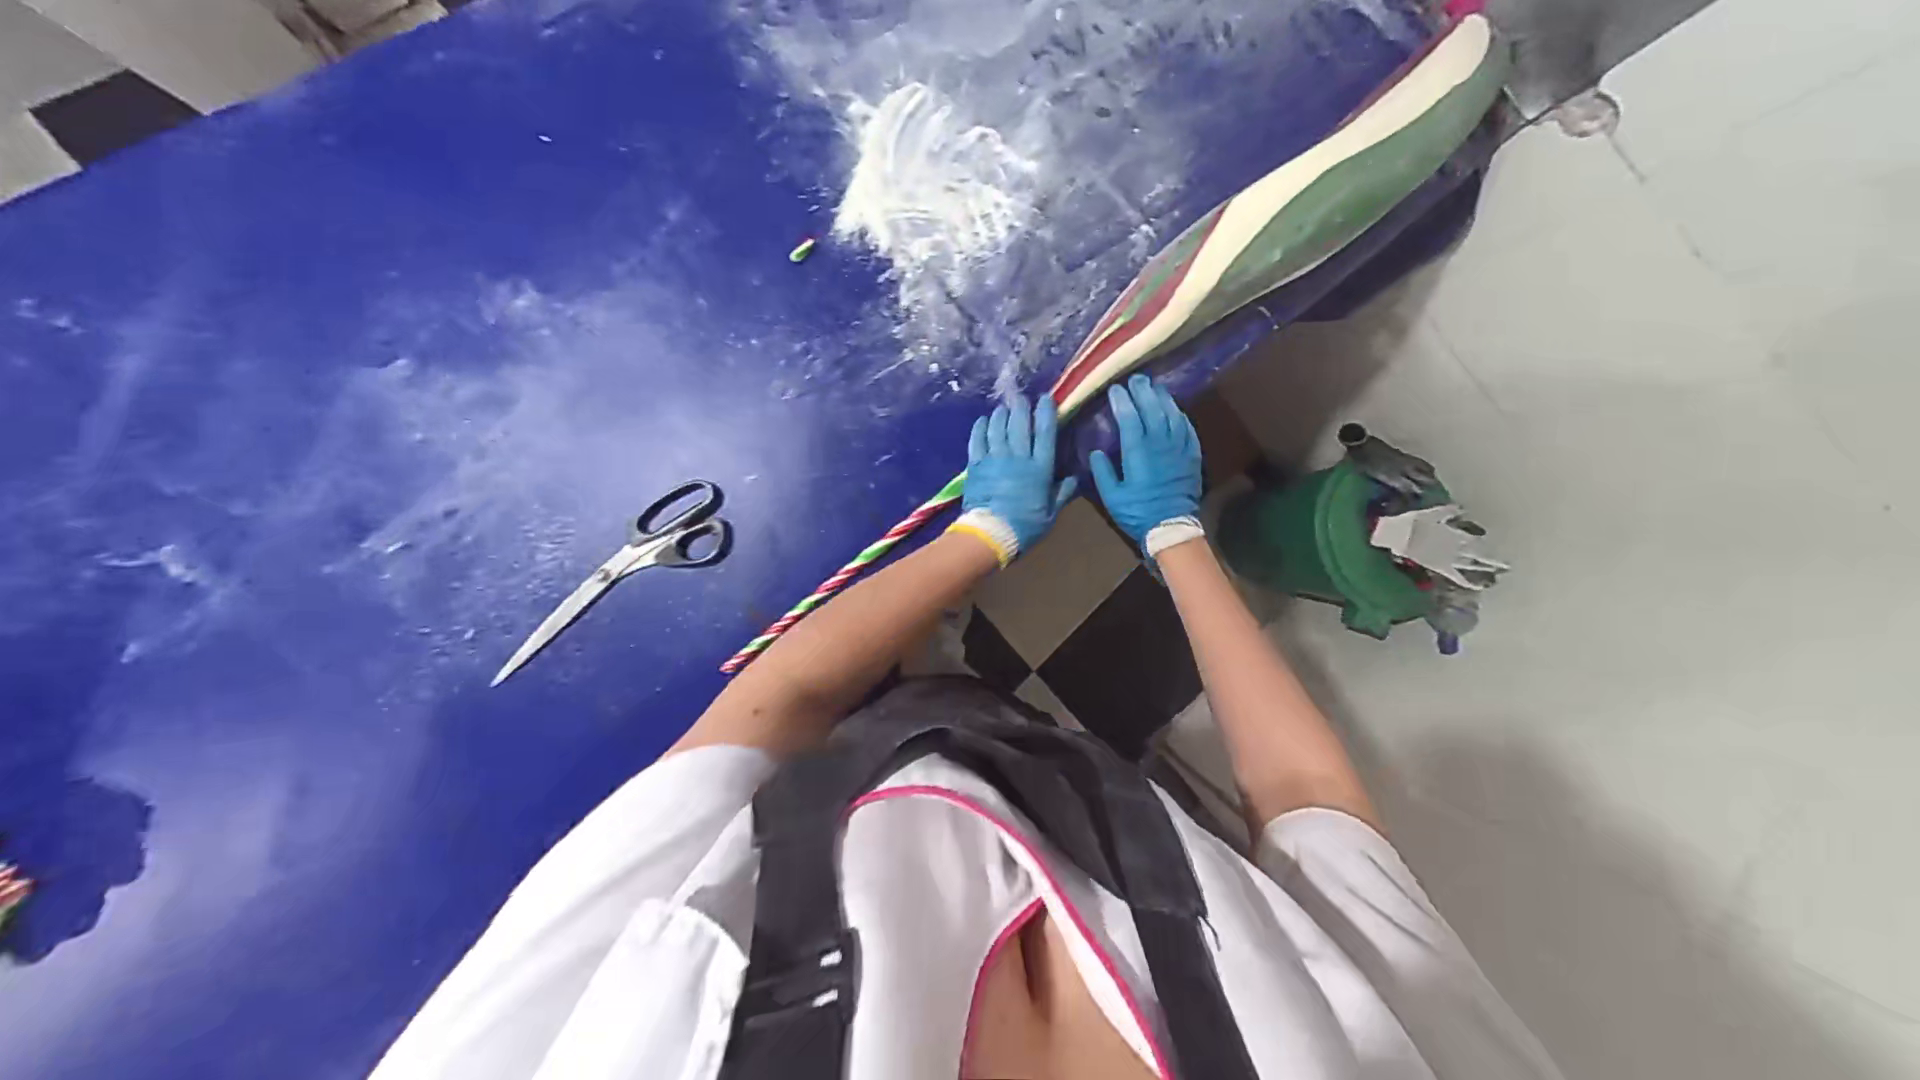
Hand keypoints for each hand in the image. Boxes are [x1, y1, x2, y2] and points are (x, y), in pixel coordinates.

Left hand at [961, 393, 1078, 555]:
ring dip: (1000, 414)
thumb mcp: (1049, 514)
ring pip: (997, 427)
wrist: (990, 535)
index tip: (1045, 398)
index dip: (1046, 412)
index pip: (1045, 433)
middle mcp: (1018, 457)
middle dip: (1021, 407)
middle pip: (1019, 424)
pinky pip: (977, 440)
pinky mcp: (975, 465)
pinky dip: (980, 428)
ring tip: (1003, 408)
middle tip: (1020, 398)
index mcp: (1039, 468)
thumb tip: (1073, 478)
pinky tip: (982, 420)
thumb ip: (1061, 494)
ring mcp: (994, 459)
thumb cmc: (1024, 527)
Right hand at [1089, 374, 1201, 547]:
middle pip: (1153, 410)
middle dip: (1143, 392)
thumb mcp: (1111, 496)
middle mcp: (1160, 445)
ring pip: (1172, 415)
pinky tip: (1174, 408)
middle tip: (1135, 379)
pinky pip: (1187, 428)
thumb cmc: (1137, 513)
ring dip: (1162, 398)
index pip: (1130, 419)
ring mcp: (1179, 448)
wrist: (1171, 527)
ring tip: (1154, 386)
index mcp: (1138, 453)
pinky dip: (1179, 415)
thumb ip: (1103, 472)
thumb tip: (1096, 452)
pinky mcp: (1192, 455)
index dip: (1123, 402)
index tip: (1115, 389)